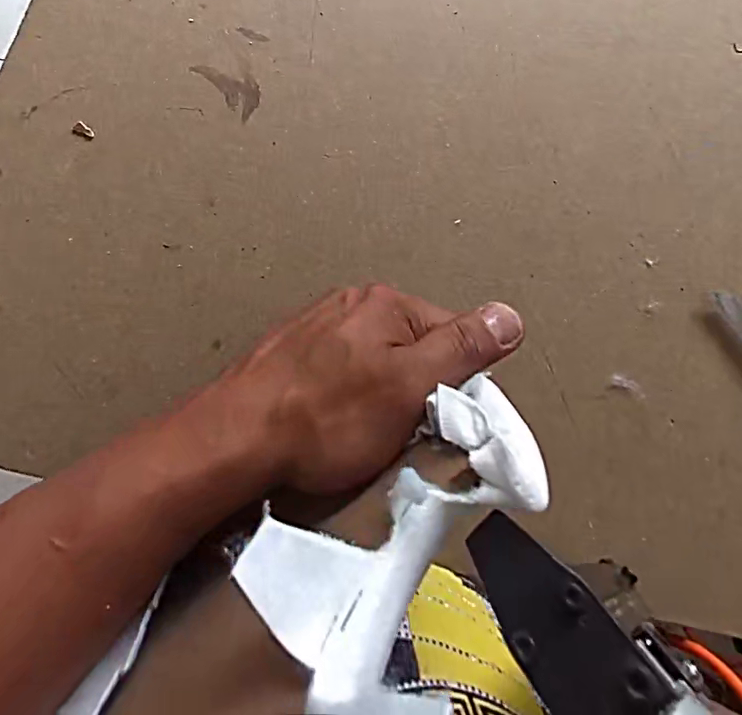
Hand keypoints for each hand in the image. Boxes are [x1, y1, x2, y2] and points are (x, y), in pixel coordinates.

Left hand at [204, 284, 523, 494]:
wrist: (236, 438)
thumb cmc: (316, 415)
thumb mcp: (410, 386)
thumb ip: (463, 348)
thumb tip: (505, 317)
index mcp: (383, 304)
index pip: (454, 336)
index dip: (458, 386)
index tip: (446, 419)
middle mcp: (349, 306)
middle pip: (413, 353)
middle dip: (416, 396)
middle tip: (399, 431)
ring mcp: (318, 331)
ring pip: (376, 371)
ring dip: (379, 405)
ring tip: (359, 435)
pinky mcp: (296, 359)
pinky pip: (341, 382)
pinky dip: (344, 407)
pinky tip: (332, 430)